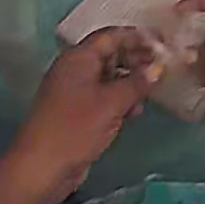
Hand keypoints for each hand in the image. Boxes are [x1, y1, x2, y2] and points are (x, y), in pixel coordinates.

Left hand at [11, 27, 158, 186]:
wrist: (42, 167)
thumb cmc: (76, 127)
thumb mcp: (112, 103)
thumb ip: (137, 83)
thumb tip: (158, 69)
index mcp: (78, 57)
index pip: (111, 36)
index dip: (137, 37)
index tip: (162, 43)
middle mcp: (74, 68)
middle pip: (109, 54)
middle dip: (135, 60)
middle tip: (161, 68)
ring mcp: (74, 90)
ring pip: (107, 77)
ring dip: (129, 82)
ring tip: (150, 93)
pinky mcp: (76, 111)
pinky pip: (102, 96)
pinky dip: (119, 99)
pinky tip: (134, 111)